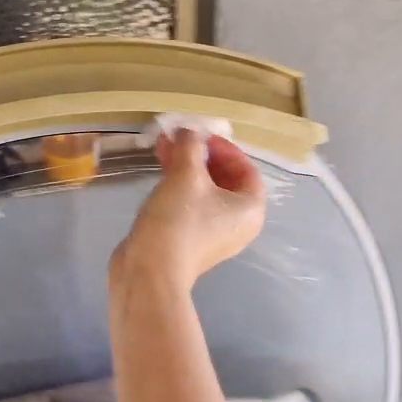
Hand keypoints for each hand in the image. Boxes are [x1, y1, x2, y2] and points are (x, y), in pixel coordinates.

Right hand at [112, 129, 266, 291]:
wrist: (151, 270)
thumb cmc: (179, 220)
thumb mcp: (185, 174)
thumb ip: (190, 146)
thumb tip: (189, 132)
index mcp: (250, 209)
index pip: (247, 169)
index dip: (224, 147)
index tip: (199, 135)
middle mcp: (239, 223)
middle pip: (225, 179)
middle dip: (200, 155)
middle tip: (177, 138)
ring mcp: (214, 234)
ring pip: (205, 191)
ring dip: (186, 167)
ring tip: (162, 148)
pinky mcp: (191, 239)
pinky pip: (192, 204)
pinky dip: (179, 185)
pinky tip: (159, 171)